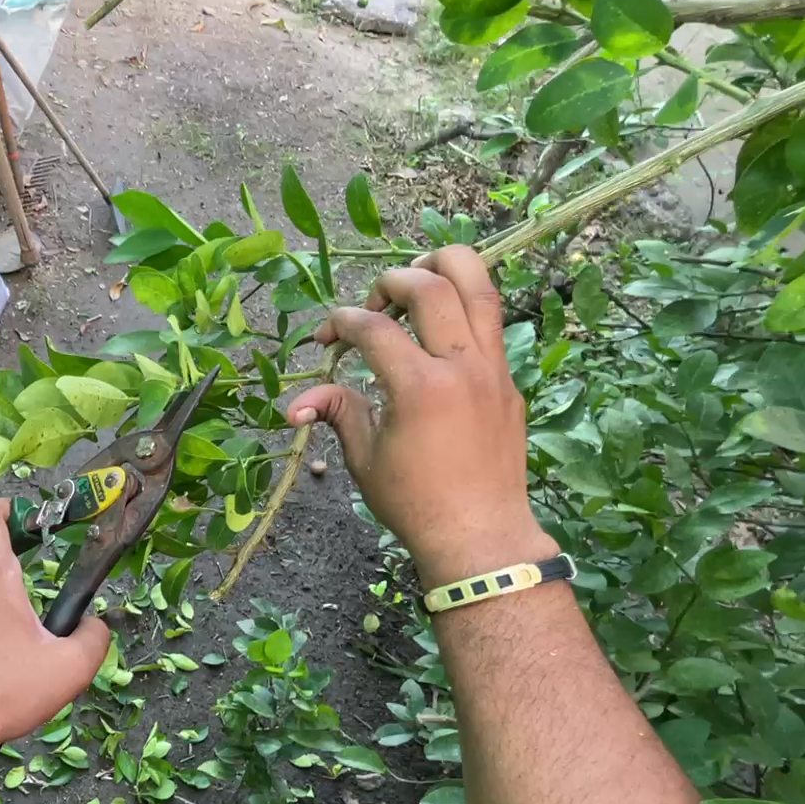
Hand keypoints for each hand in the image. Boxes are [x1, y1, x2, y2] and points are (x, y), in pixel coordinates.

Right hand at [287, 246, 556, 587]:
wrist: (479, 532)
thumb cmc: (412, 501)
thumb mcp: (363, 457)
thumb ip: (336, 412)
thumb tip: (295, 406)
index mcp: (419, 387)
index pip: (374, 328)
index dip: (340, 324)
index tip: (325, 340)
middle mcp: (462, 365)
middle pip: (432, 285)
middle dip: (391, 282)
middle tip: (371, 308)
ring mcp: (493, 368)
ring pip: (480, 285)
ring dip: (442, 271)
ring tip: (414, 284)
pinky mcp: (508, 379)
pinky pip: (490, 320)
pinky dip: (461, 307)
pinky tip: (436, 332)